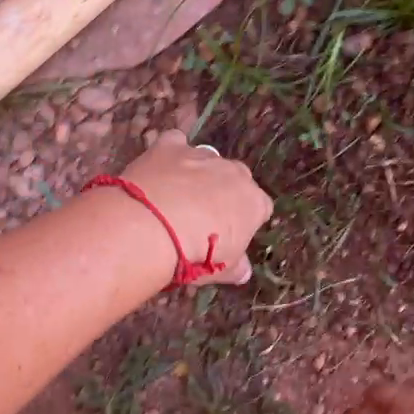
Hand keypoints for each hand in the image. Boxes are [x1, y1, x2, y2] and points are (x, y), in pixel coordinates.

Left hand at [117, 131, 271, 285]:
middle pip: (237, 178)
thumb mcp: (220, 270)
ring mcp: (202, 156)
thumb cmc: (196, 254)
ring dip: (199, 173)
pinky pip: (176, 142)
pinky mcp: (171, 147)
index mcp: (253, 202)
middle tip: (204, 217)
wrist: (152, 228)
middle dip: (225, 192)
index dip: (247, 219)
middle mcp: (233, 173)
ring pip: (208, 159)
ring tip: (178, 195)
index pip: (261, 207)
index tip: (232, 234)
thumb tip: (244, 272)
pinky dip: (172, 151)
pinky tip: (161, 168)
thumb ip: (236, 268)